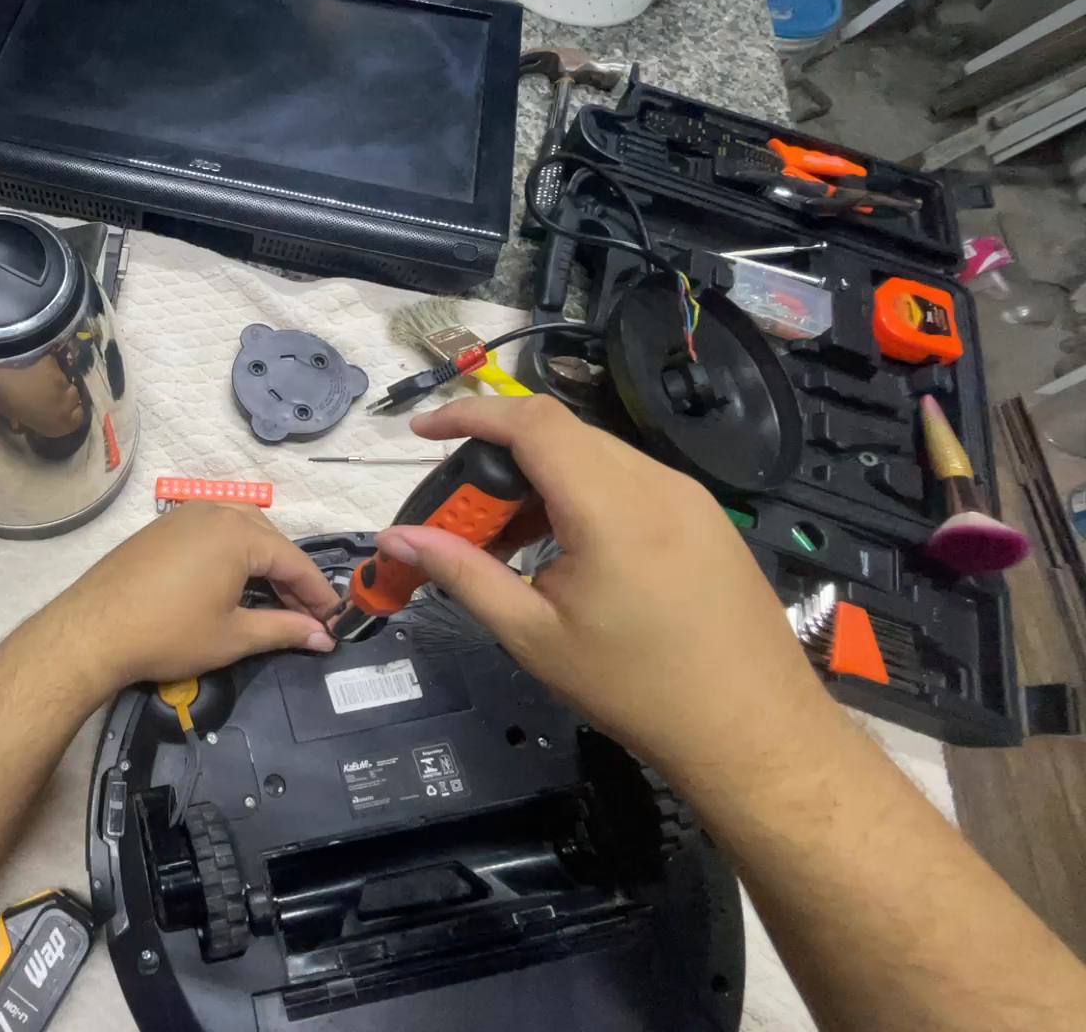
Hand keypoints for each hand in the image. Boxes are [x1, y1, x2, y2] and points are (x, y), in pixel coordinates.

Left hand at [39, 501, 339, 691]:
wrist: (92, 630)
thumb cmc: (169, 634)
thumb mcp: (233, 637)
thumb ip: (284, 630)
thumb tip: (323, 636)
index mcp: (238, 533)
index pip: (293, 560)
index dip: (317, 593)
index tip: (334, 620)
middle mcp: (214, 511)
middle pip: (268, 539)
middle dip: (289, 576)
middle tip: (303, 615)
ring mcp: (183, 514)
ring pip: (239, 529)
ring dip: (261, 561)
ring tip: (270, 599)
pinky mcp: (161, 526)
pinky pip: (210, 531)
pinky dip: (230, 553)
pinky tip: (230, 581)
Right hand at [377, 396, 838, 774]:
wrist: (756, 734)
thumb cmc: (635, 688)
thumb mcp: (530, 633)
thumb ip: (459, 573)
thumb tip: (394, 536)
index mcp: (613, 510)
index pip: (532, 424)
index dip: (469, 414)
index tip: (421, 433)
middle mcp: (657, 485)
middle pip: (557, 433)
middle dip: (492, 456)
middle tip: (457, 510)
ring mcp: (687, 497)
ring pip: (588, 453)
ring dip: (531, 476)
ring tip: (501, 537)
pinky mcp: (701, 515)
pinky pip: (620, 477)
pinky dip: (570, 491)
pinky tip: (555, 544)